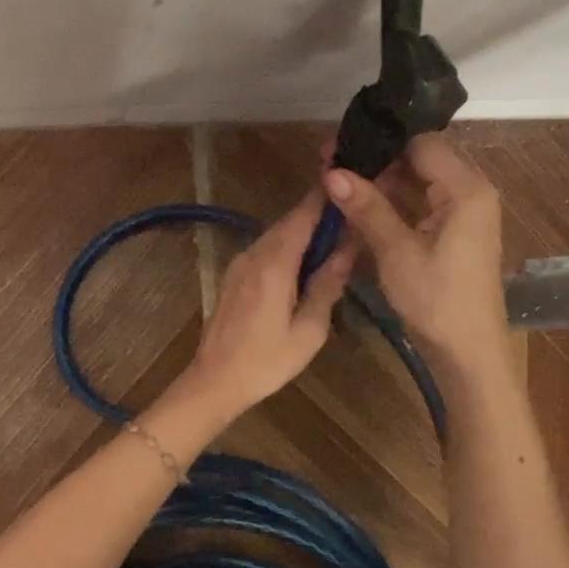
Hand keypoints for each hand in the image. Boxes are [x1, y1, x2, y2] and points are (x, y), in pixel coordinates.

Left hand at [174, 193, 351, 418]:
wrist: (214, 382)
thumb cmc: (265, 363)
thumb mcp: (309, 331)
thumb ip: (328, 286)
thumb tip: (348, 250)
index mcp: (274, 263)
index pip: (305, 213)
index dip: (329, 196)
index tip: (354, 184)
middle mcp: (254, 254)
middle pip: (292, 222)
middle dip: (322, 217)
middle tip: (354, 219)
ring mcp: (239, 265)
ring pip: (278, 237)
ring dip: (305, 236)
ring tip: (336, 244)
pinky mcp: (233, 279)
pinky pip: (266, 253)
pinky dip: (288, 252)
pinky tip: (306, 268)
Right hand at [324, 133, 507, 368]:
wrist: (467, 352)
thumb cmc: (437, 301)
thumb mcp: (397, 253)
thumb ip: (367, 209)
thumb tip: (332, 172)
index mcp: (466, 189)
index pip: (420, 144)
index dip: (379, 144)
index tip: (338, 149)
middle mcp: (470, 193)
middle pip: (420, 161)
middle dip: (377, 164)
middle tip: (330, 167)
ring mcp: (464, 216)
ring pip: (419, 186)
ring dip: (382, 187)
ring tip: (338, 187)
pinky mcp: (454, 237)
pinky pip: (421, 209)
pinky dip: (394, 209)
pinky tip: (361, 212)